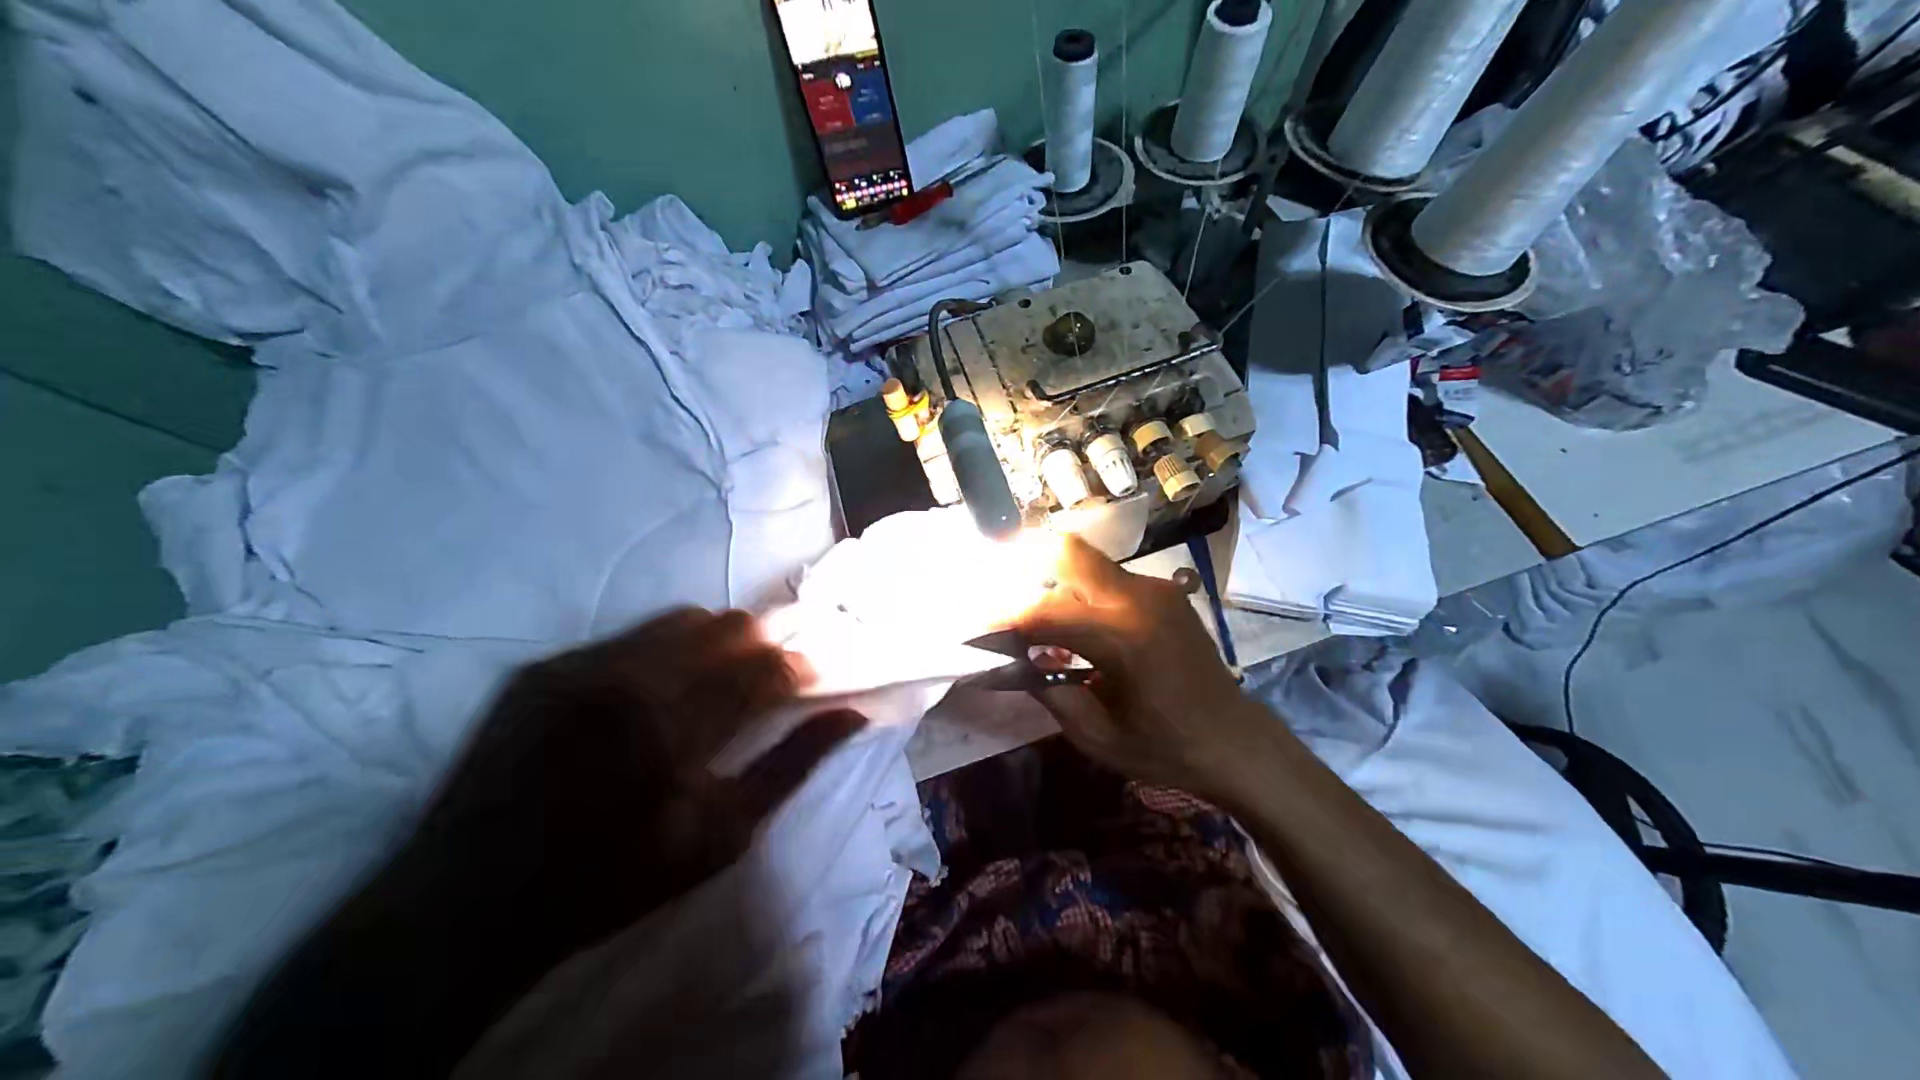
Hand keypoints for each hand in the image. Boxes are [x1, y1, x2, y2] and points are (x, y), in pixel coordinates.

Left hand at [415, 607, 865, 926]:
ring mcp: (576, 666)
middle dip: (763, 644)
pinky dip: (661, 652)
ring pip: (676, 621)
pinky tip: (657, 689)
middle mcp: (625, 679)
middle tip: (772, 674)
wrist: (472, 902)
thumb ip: (791, 767)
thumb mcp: (718, 837)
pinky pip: (624, 637)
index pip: (761, 668)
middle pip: (724, 627)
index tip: (814, 673)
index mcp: (674, 727)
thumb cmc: (613, 879)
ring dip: (715, 641)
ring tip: (720, 678)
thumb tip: (851, 715)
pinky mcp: (542, 668)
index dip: (797, 666)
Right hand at [1019, 537, 1288, 799]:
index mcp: (1124, 638)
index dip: (1007, 621)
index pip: (1046, 614)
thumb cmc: (1165, 748)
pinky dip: (1084, 595)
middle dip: (1029, 572)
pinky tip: (1082, 632)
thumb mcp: (1097, 736)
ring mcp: (1157, 591)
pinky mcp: (1166, 593)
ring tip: (1045, 630)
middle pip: (1068, 555)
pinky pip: (1111, 579)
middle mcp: (1140, 599)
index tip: (979, 631)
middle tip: (1010, 610)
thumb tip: (1010, 661)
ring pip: (1088, 565)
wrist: (1234, 741)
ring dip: (1058, 587)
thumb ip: (1049, 692)